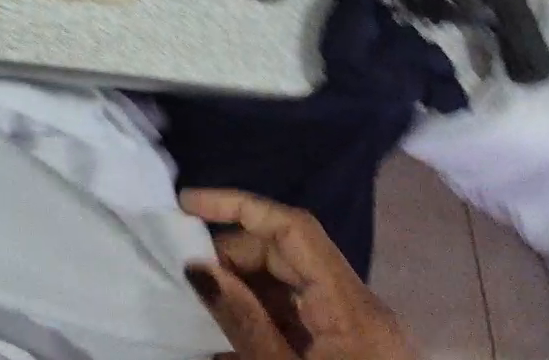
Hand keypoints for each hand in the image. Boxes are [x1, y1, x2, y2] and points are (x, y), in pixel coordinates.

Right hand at [181, 189, 415, 359]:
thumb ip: (240, 318)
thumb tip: (196, 264)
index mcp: (355, 309)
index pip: (293, 228)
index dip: (238, 205)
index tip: (185, 204)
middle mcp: (363, 310)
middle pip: (288, 252)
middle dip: (234, 253)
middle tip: (192, 276)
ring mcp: (361, 333)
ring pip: (291, 282)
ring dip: (245, 285)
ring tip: (208, 310)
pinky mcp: (354, 353)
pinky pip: (301, 313)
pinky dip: (264, 313)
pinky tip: (234, 338)